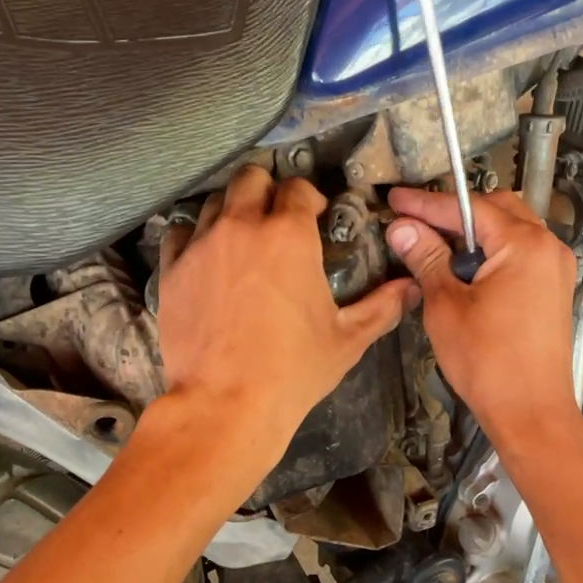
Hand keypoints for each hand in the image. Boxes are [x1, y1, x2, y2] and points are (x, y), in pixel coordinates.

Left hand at [156, 166, 416, 453]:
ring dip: (232, 210)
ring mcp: (201, 246)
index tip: (314, 217)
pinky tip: (206, 259)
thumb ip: (381, 307)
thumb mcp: (347, 340)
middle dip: (267, 190)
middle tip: (276, 218)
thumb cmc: (293, 371)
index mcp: (289, 235)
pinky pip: (180, 234)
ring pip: (214, 202)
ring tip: (242, 238)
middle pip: (251, 178)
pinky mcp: (172, 271)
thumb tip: (410, 288)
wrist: (226, 404)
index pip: (298, 188)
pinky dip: (195, 238)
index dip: (310, 199)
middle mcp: (241, 226)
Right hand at [386, 188, 580, 446]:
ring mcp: (556, 272)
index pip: (469, 208)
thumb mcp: (446, 308)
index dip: (427, 204)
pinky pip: (521, 258)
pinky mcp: (554, 294)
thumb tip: (404, 229)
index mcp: (525, 245)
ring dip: (474, 236)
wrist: (531, 414)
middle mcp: (549, 249)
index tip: (398, 201)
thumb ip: (426, 261)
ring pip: (511, 234)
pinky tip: (465, 275)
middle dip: (454, 215)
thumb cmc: (491, 366)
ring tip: (436, 252)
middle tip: (415, 224)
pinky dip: (492, 257)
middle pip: (497, 211)